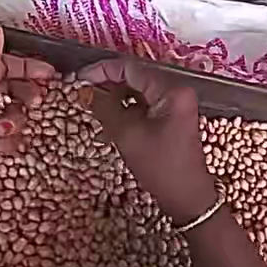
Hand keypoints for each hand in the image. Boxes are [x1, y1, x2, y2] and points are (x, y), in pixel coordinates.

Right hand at [77, 58, 218, 223]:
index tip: (78, 79)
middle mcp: (176, 92)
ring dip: (114, 103)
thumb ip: (105, 108)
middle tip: (81, 95)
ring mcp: (175, 106)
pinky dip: (125, 116)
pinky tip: (106, 130)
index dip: (101, 70)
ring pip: (137, 95)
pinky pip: (144, 109)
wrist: (187, 198)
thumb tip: (84, 90)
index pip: (131, 68)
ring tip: (91, 114)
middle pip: (134, 79)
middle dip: (107, 87)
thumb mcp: (127, 135)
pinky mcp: (171, 120)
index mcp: (171, 90)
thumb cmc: (160, 166)